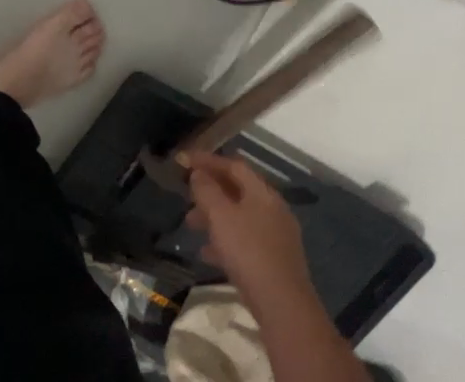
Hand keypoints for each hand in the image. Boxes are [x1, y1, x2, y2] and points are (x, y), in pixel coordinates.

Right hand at [185, 151, 315, 303]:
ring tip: (191, 225)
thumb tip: (198, 173)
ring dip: (213, 216)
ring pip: (239, 216)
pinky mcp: (274, 260)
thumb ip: (206, 189)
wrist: (282, 304)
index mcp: (263, 194)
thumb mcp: (219, 215)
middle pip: (238, 190)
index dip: (207, 160)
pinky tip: (207, 253)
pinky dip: (224, 239)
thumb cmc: (247, 251)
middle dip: (209, 190)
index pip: (234, 166)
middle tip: (185, 193)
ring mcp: (276, 236)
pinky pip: (244, 240)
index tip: (182, 160)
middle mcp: (273, 210)